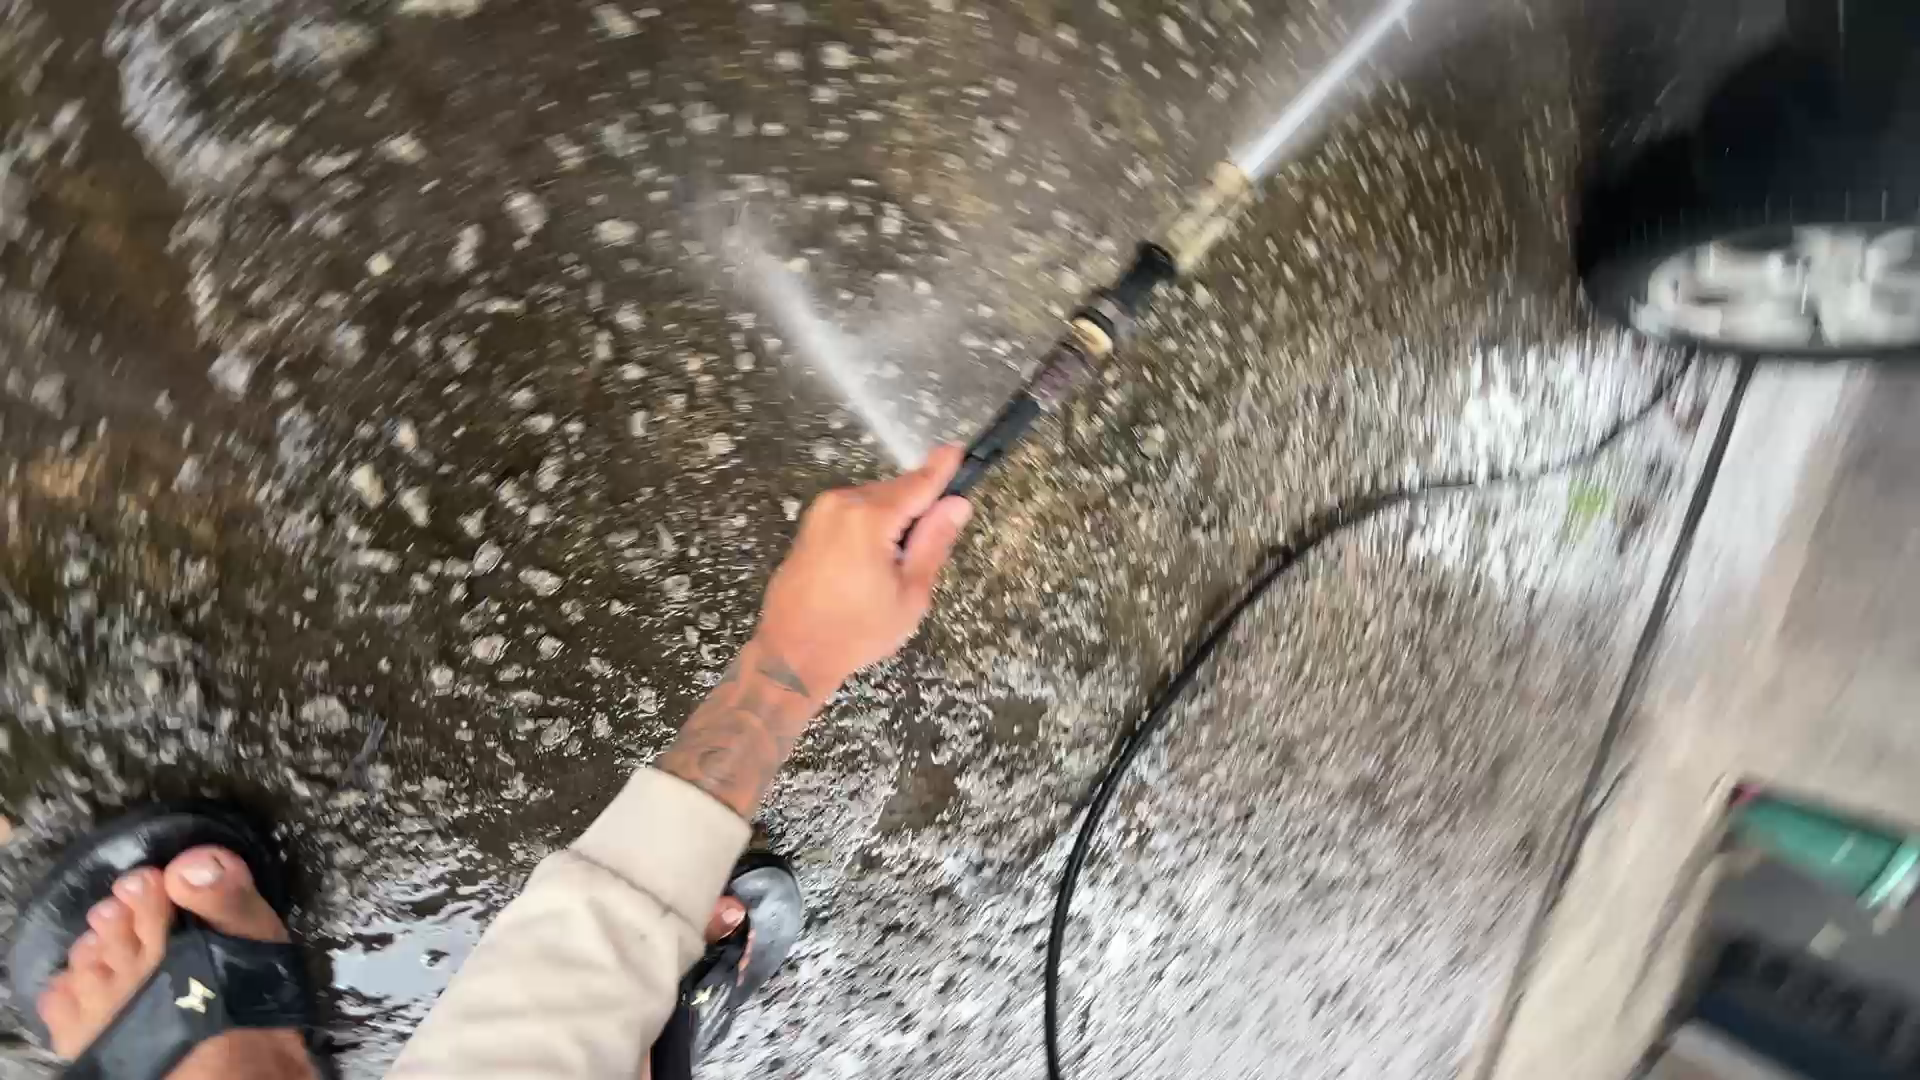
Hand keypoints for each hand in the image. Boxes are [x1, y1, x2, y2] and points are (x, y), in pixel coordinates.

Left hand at [753, 445, 973, 693]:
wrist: (792, 653)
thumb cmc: (855, 631)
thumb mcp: (910, 594)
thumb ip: (934, 543)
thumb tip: (956, 505)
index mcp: (869, 519)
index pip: (918, 484)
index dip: (942, 469)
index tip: (958, 449)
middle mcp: (842, 505)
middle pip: (897, 493)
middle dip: (918, 511)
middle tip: (926, 554)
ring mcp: (821, 513)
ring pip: (875, 503)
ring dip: (893, 522)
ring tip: (894, 570)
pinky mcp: (810, 526)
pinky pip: (853, 514)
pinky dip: (871, 528)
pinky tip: (871, 567)